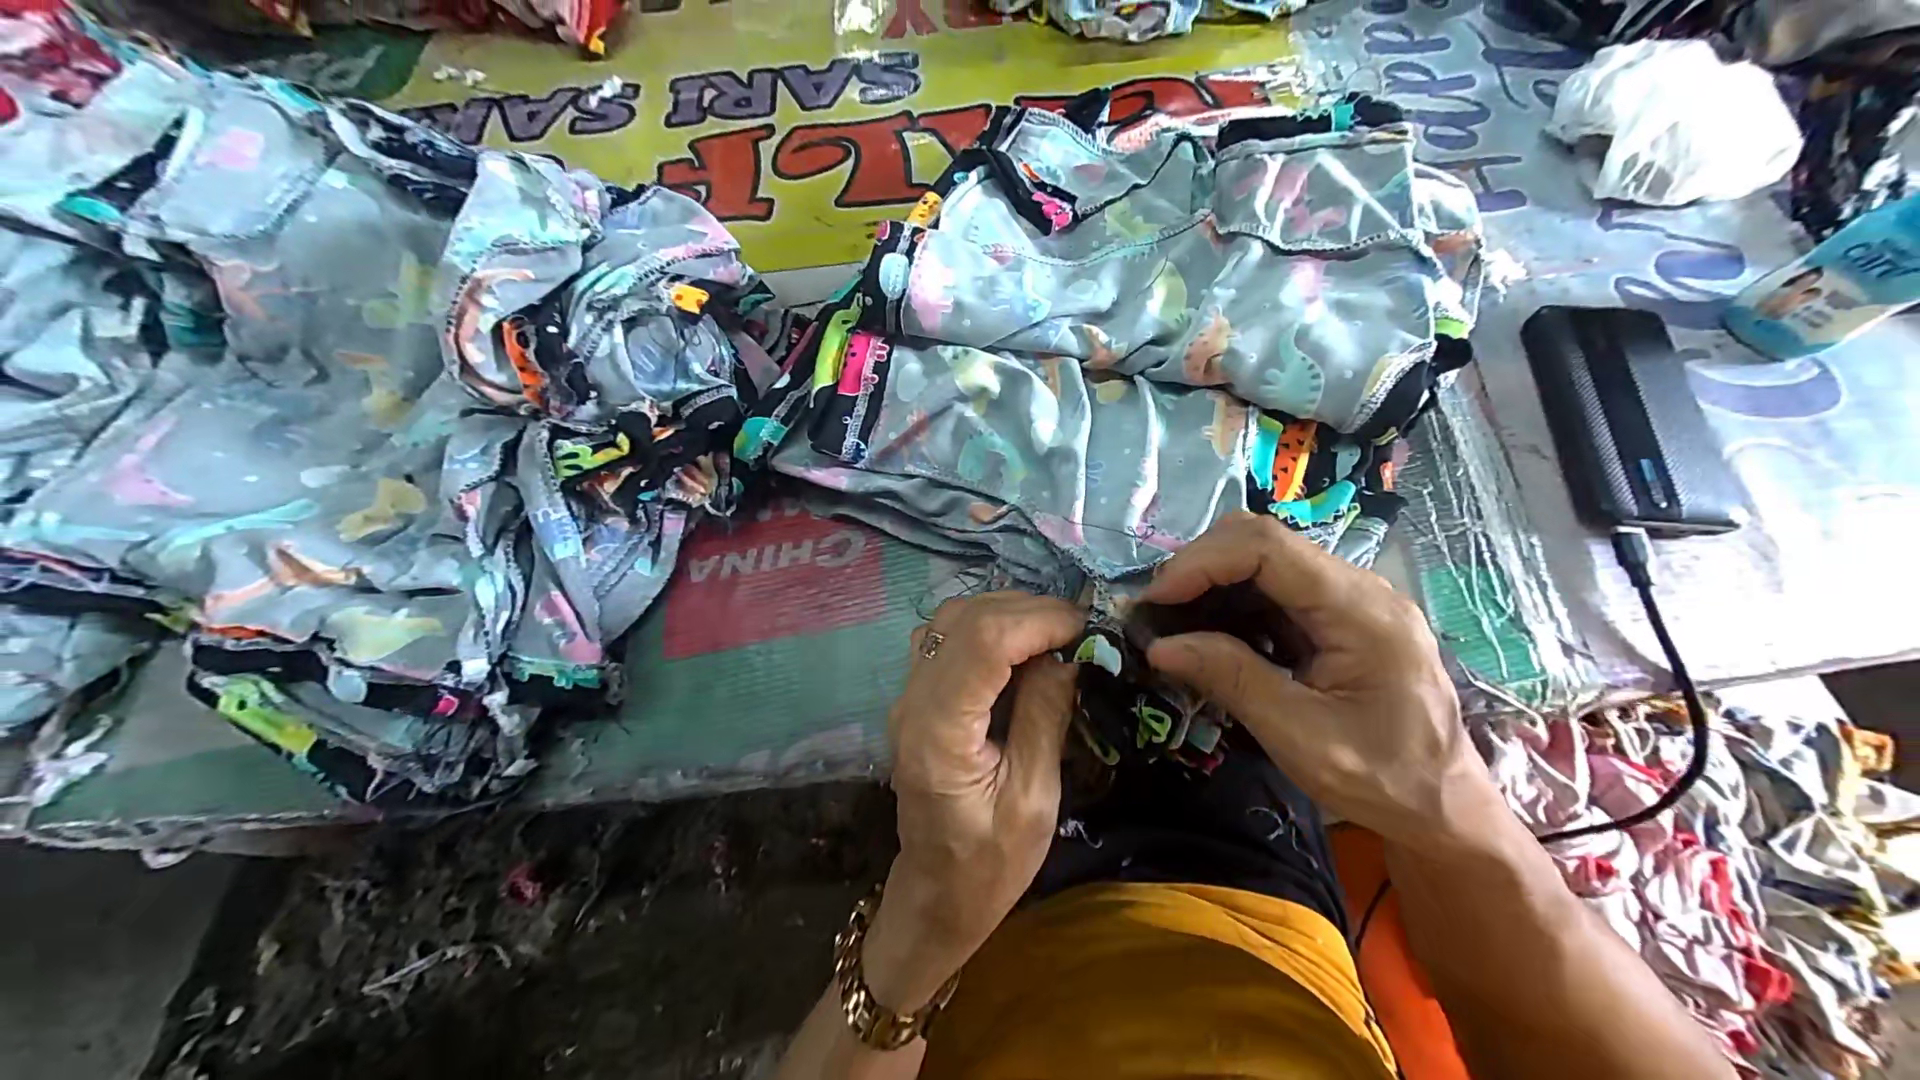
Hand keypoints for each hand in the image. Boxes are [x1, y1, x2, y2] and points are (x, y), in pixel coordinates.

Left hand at [864, 591, 1082, 1012]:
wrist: (936, 894)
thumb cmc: (990, 865)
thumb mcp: (1033, 801)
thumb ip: (1045, 718)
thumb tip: (1067, 654)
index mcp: (940, 732)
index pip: (983, 641)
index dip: (1038, 621)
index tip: (1086, 630)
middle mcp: (913, 701)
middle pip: (965, 618)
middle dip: (1028, 610)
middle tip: (1079, 630)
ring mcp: (908, 695)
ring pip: (952, 618)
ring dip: (1007, 612)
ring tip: (1055, 633)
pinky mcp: (916, 696)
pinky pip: (947, 637)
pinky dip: (987, 625)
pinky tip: (1019, 645)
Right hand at [1140, 513, 1492, 848]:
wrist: (1445, 808)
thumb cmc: (1383, 779)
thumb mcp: (1301, 738)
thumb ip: (1233, 681)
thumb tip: (1159, 646)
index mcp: (1360, 610)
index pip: (1266, 548)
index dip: (1199, 563)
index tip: (1154, 602)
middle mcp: (1356, 588)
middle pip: (1261, 540)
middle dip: (1198, 567)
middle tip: (1158, 613)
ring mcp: (1347, 598)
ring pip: (1261, 557)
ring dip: (1209, 582)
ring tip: (1174, 624)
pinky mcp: (1335, 615)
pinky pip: (1271, 587)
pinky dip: (1229, 601)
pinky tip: (1210, 635)